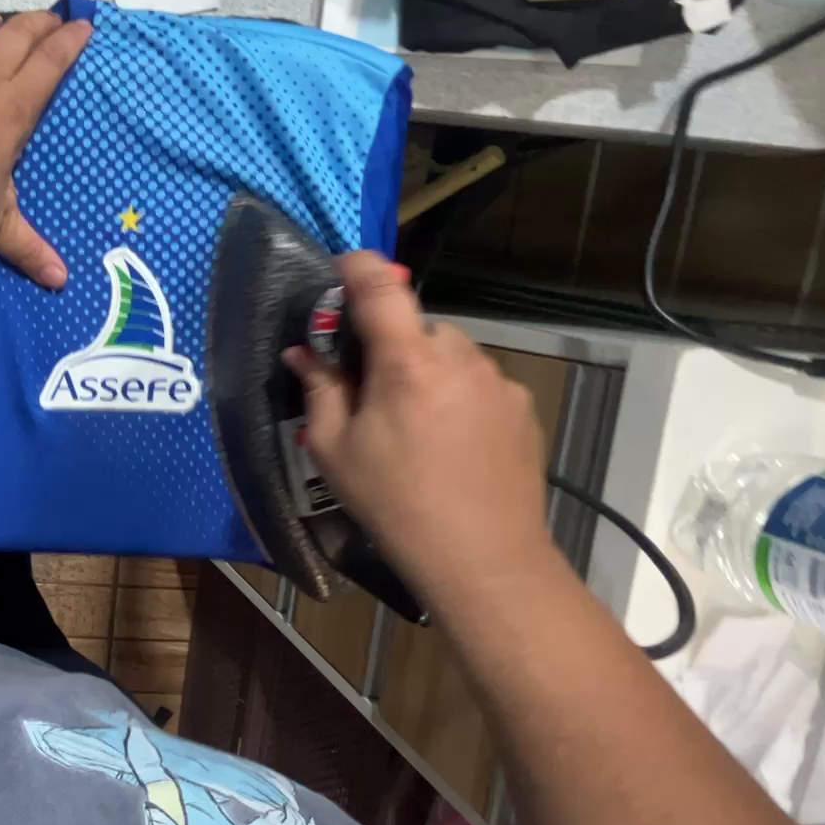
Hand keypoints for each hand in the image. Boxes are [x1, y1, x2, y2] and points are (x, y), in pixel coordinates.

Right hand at [283, 252, 554, 597]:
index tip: (341, 267)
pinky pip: (476, 380)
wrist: (482, 556)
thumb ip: (319, 388)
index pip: (381, 288)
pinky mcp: (522, 406)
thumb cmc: (393, 500)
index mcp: (406, 363)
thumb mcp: (332, 447)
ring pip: (448, 351)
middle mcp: (459, 358)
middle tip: (366, 384)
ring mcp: (499, 382)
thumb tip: (303, 352)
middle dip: (389, 341)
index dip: (357, 268)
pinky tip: (445, 436)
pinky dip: (454, 390)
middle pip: (416, 324)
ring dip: (423, 366)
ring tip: (408, 418)